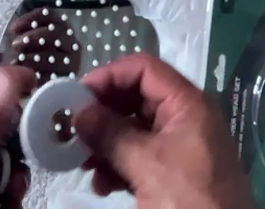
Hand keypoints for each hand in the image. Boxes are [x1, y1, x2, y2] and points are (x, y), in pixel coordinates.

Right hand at [71, 54, 254, 208]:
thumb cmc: (189, 200)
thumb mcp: (146, 166)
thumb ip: (111, 135)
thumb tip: (79, 112)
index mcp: (187, 103)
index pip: (144, 69)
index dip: (110, 76)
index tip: (78, 95)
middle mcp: (185, 117)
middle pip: (138, 98)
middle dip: (105, 114)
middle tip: (75, 130)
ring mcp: (182, 146)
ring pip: (136, 129)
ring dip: (108, 143)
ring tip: (84, 163)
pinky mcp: (176, 174)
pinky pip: (142, 156)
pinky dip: (120, 164)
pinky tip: (102, 184)